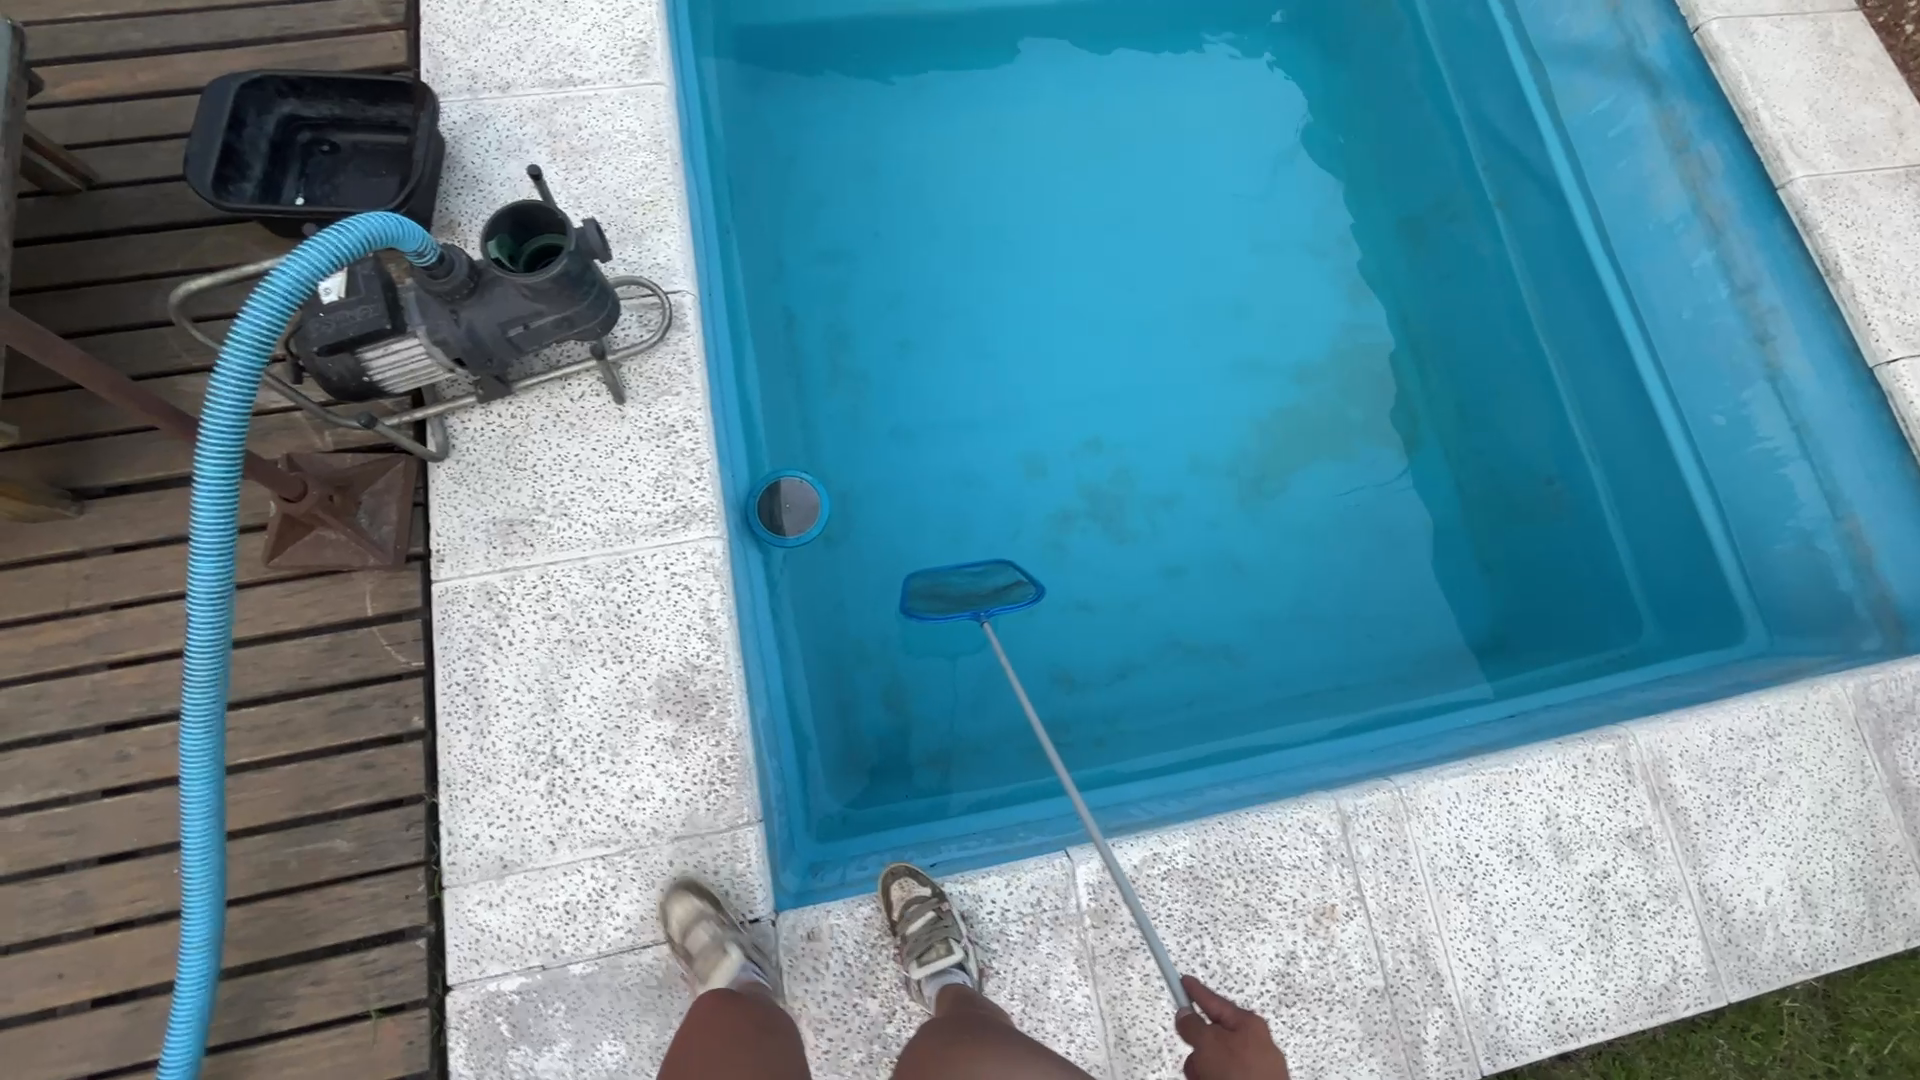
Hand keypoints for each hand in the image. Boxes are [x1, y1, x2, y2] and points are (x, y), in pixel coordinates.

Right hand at [1174, 975, 1289, 1079]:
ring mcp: (1259, 1068)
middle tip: (1194, 1055)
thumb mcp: (1208, 1043)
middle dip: (1199, 1046)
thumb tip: (1185, 1014)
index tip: (1184, 980)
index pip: (1215, 1001)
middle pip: (1215, 1035)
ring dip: (1204, 1067)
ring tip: (1204, 1077)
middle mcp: (1257, 1043)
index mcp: (1249, 1024)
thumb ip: (1192, 1025)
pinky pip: (1227, 1074)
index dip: (1196, 991)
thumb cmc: (1239, 1073)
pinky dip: (1215, 1076)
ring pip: (1218, 1059)